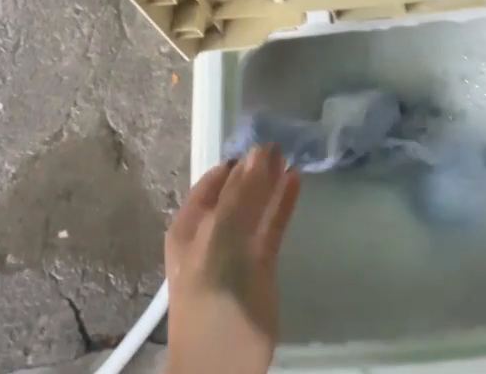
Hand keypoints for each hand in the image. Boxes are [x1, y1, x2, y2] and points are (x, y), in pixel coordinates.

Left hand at [165, 146, 300, 373]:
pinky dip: (282, 204)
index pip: (213, 182)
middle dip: (255, 168)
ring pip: (255, 206)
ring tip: (289, 154)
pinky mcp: (261, 266)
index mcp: (190, 229)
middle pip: (236, 191)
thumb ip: (240, 198)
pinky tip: (295, 182)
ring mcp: (237, 251)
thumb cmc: (213, 305)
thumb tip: (259, 152)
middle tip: (280, 141)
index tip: (260, 135)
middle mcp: (211, 234)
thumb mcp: (220, 245)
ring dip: (270, 182)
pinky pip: (271, 225)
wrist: (221, 371)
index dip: (235, 160)